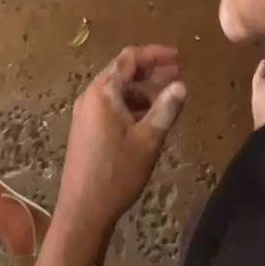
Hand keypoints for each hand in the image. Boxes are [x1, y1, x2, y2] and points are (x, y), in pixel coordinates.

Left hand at [56, 45, 187, 234]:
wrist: (83, 210)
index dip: (154, 54)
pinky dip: (130, 105)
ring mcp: (85, 112)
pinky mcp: (85, 128)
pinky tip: (147, 120)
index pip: (130, 58)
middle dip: (150, 71)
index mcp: (103, 91)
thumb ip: (165, 109)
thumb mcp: (147, 141)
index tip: (177, 57)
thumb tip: (181, 85)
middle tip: (177, 74)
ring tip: (166, 100)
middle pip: (122, 71)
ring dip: (142, 91)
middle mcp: (91, 95)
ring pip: (117, 90)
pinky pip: (111, 105)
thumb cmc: (116, 173)